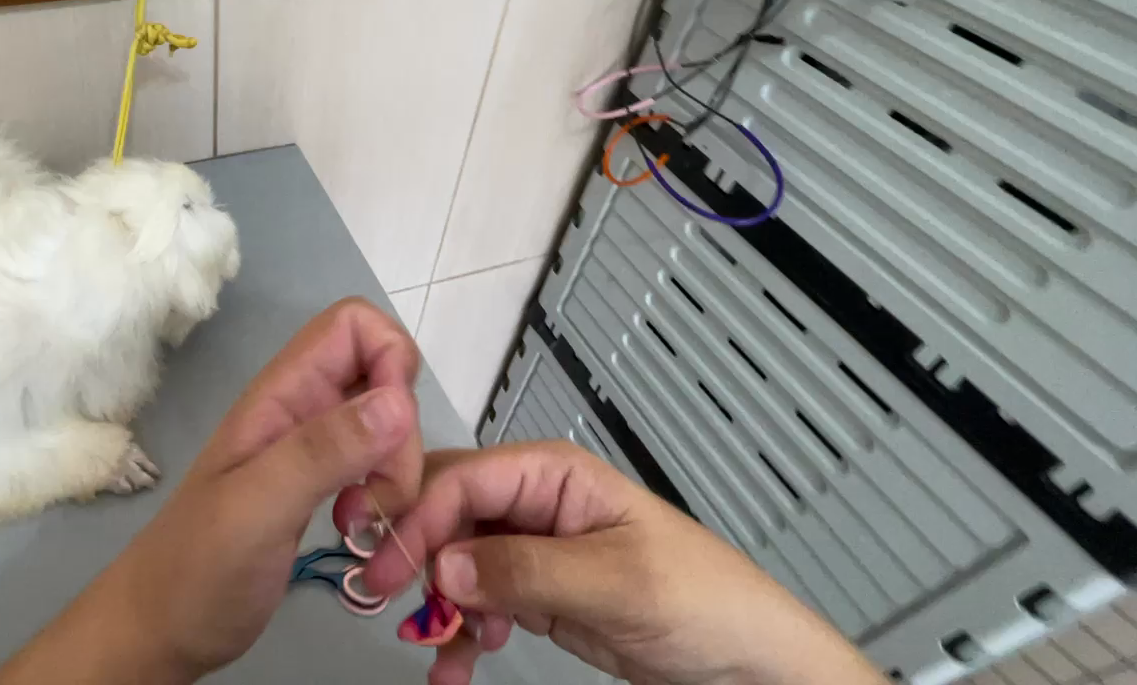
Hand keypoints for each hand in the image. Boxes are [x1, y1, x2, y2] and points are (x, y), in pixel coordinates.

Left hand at [0, 298, 423, 684]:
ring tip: (363, 520)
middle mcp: (305, 404)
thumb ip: (323, 450)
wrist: (162, 626)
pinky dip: (388, 490)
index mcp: (283, 390)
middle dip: (400, 433)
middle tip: (377, 498)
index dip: (390, 356)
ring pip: (387, 422)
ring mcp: (315, 443)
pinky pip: (377, 461)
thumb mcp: (258, 506)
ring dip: (397, 470)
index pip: (353, 324)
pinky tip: (362, 526)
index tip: (395, 427)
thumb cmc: (199, 564)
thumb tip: (398, 399)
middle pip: (383, 375)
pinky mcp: (324, 480)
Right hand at [353, 441, 883, 684]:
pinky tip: (453, 668)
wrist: (753, 667)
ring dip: (435, 602)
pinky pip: (476, 602)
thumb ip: (525, 569)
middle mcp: (528, 500)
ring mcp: (526, 548)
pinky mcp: (531, 591)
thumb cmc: (701, 600)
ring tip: (433, 649)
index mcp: (547, 472)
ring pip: (453, 559)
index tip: (388, 569)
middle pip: (447, 511)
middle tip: (383, 599)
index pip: (463, 479)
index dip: (419, 517)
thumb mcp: (616, 581)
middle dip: (415, 554)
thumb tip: (441, 567)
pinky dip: (460, 633)